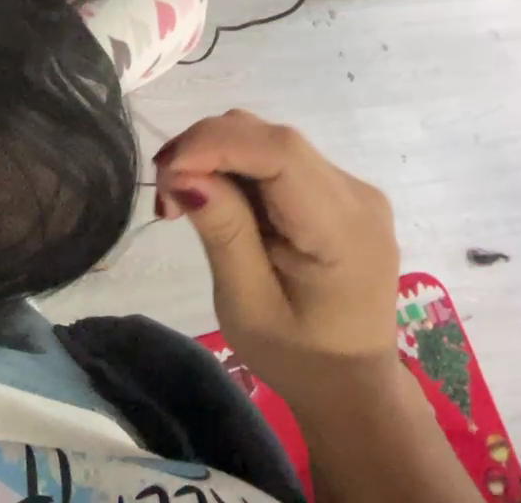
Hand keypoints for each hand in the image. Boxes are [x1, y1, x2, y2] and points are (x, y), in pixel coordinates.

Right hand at [154, 110, 398, 399]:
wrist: (350, 382)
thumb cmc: (296, 356)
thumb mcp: (247, 305)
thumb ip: (222, 232)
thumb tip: (182, 172)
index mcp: (344, 229)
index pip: (279, 152)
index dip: (214, 144)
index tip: (165, 171)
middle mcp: (355, 194)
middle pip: (269, 138)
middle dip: (204, 149)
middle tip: (166, 197)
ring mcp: (349, 187)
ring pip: (265, 139)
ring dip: (213, 155)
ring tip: (183, 200)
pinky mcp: (334, 189)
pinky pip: (272, 156)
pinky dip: (230, 165)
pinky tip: (213, 199)